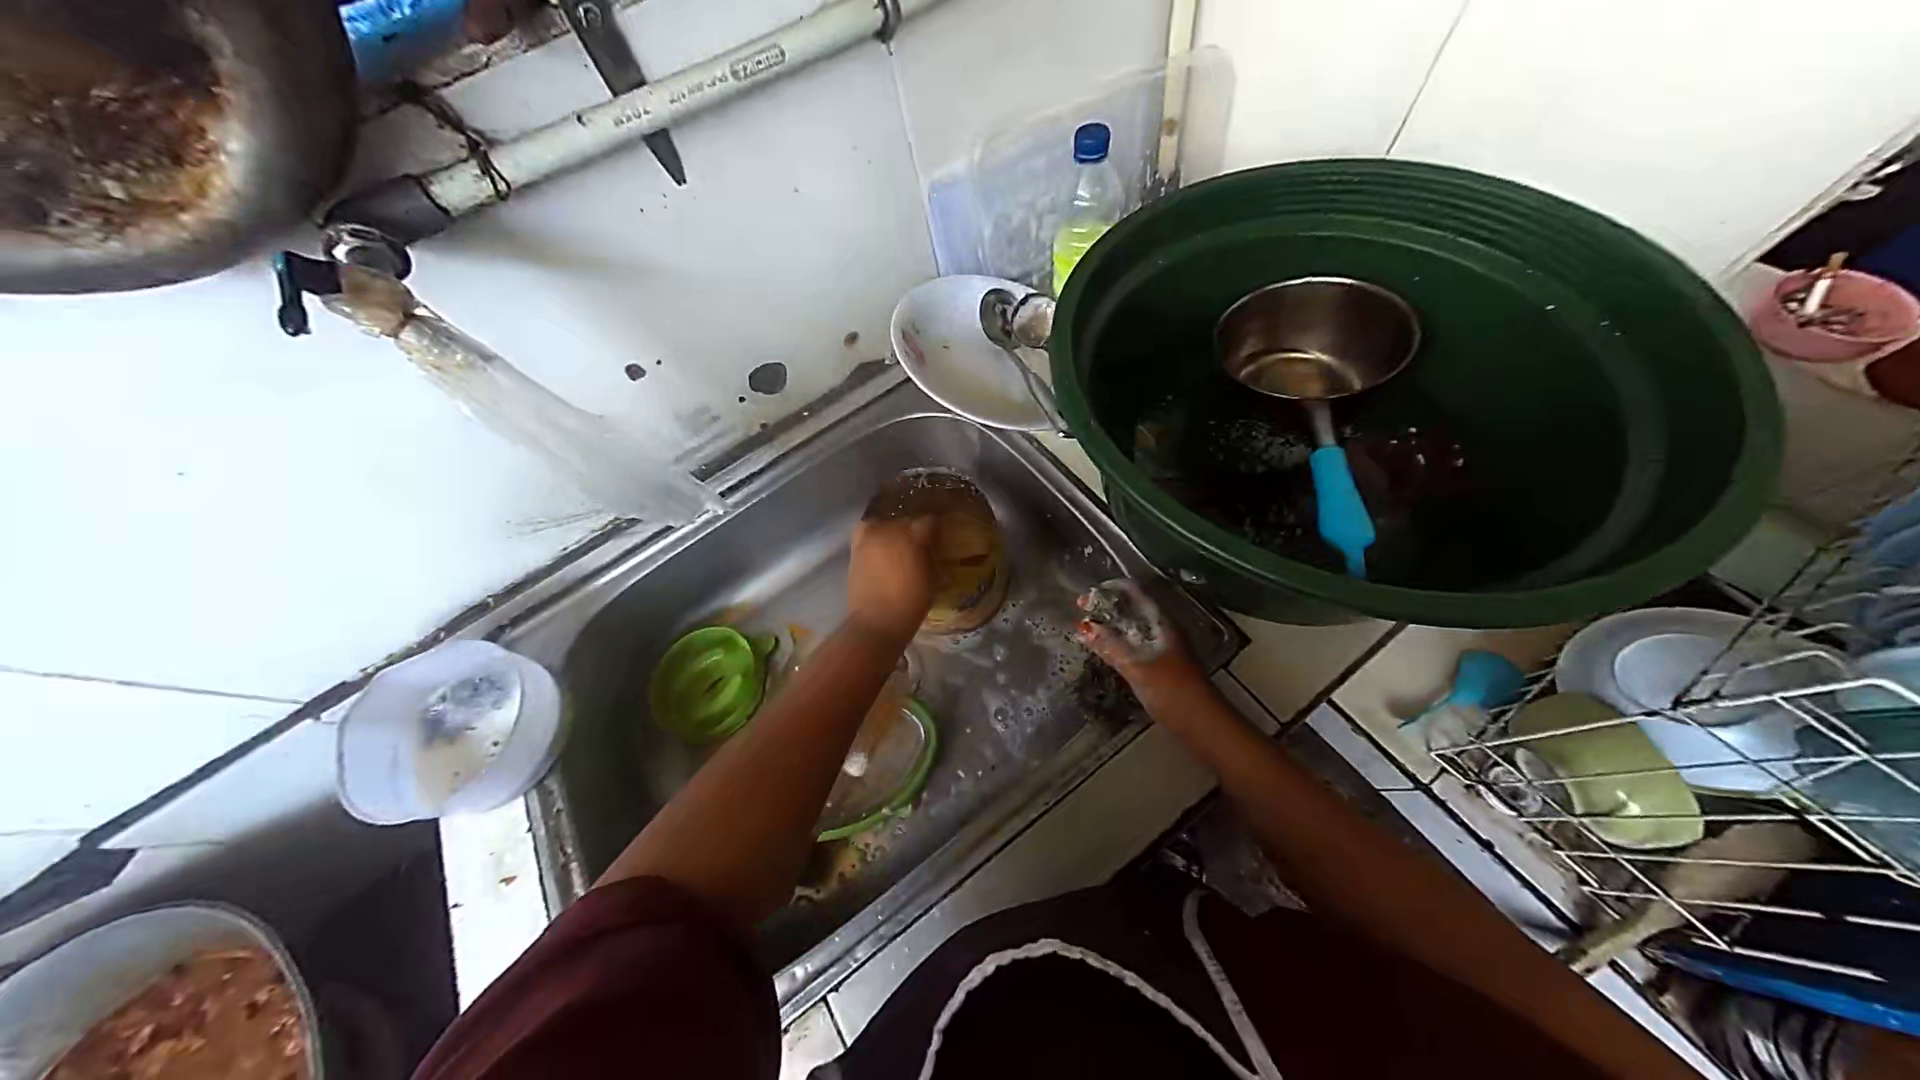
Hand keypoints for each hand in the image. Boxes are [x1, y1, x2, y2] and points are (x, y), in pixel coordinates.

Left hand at [847, 517, 935, 641]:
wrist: (876, 622)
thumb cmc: (909, 606)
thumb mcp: (928, 581)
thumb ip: (927, 559)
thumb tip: (927, 549)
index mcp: (913, 539)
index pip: (927, 522)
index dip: (933, 529)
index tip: (936, 537)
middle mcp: (889, 533)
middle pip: (902, 521)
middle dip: (911, 529)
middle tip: (916, 543)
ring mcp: (869, 541)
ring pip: (881, 523)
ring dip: (889, 530)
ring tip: (894, 543)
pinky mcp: (855, 551)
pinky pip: (863, 533)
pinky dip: (871, 536)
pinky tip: (877, 549)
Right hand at [1075, 578, 1203, 691]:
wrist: (1202, 723)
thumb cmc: (1171, 690)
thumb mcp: (1136, 666)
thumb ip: (1110, 645)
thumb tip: (1083, 626)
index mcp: (1161, 623)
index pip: (1134, 593)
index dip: (1109, 590)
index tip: (1085, 598)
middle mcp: (1164, 630)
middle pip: (1133, 608)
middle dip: (1107, 607)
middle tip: (1082, 611)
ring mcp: (1165, 647)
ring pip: (1135, 627)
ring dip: (1112, 625)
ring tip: (1087, 629)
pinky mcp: (1163, 665)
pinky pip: (1136, 644)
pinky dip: (1119, 642)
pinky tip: (1106, 651)